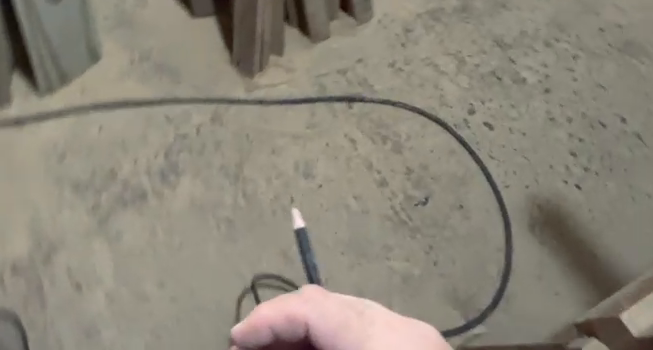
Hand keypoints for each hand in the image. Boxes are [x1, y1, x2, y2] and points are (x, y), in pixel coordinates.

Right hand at [230, 287, 450, 349]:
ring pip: (345, 321)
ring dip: (305, 340)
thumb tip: (248, 349)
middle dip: (282, 329)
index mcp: (384, 340)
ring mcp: (418, 344)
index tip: (234, 341)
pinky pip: (365, 340)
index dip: (266, 320)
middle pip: (327, 307)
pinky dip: (332, 348)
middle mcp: (404, 330)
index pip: (312, 308)